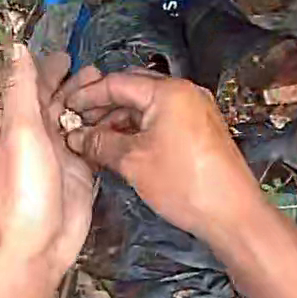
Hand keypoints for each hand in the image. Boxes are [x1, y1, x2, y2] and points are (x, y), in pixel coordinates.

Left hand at [0, 46, 95, 276]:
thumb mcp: (18, 130)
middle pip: (51, 104)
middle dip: (71, 85)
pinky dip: (99, 128)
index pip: (27, 90)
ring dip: (87, 103)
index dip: (45, 71)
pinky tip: (114, 116)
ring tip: (108, 86)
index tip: (66, 56)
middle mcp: (30, 139)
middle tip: (96, 70)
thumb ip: (21, 89)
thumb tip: (16, 49)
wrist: (37, 244)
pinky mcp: (76, 172)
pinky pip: (88, 143)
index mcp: (8, 127)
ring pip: (71, 121)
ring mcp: (54, 156)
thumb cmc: (21, 187)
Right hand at [56, 66, 267, 246]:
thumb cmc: (182, 182)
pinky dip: (136, 130)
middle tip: (76, 124)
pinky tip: (117, 148)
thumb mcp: (133, 161)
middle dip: (101, 107)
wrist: (232, 215)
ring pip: (145, 107)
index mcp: (168, 91)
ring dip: (118, 121)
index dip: (86, 96)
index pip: (116, 83)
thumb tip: (75, 137)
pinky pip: (159, 120)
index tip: (64, 109)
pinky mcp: (198, 130)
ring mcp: (194, 110)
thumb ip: (100, 143)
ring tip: (92, 141)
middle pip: (132, 90)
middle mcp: (183, 93)